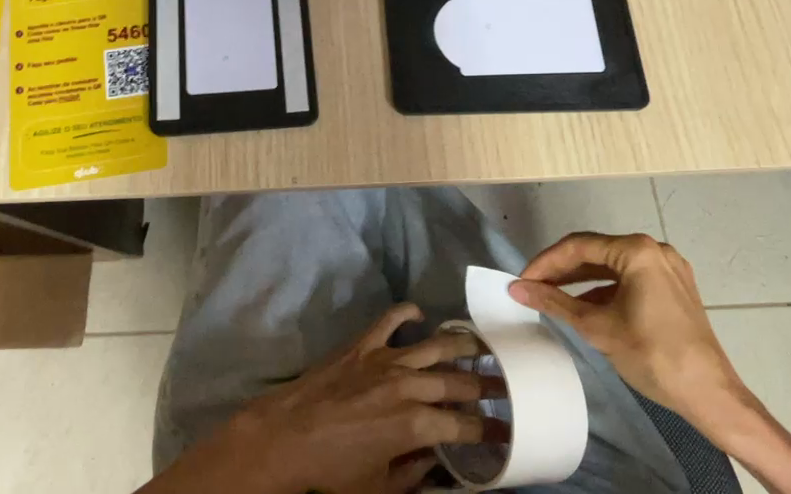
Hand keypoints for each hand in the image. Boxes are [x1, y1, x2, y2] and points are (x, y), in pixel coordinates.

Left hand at [143, 303, 497, 493]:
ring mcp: (384, 359)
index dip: (488, 429)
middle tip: (503, 387)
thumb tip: (438, 458)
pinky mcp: (362, 344)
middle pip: (457, 381)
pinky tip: (420, 315)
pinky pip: (390, 320)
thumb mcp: (380, 487)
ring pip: (434, 346)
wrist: (285, 436)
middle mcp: (407, 387)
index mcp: (415, 426)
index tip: (505, 429)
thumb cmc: (332, 471)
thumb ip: (416, 472)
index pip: (464, 426)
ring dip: (460, 345)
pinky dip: (407, 313)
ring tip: (480, 346)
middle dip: (484, 385)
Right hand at [507, 233, 749, 433]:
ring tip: (552, 297)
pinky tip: (585, 308)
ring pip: (612, 266)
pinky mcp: (674, 288)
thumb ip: (554, 302)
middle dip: (562, 270)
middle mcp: (655, 250)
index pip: (578, 246)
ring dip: (581, 281)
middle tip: (533, 287)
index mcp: (637, 251)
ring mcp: (668, 269)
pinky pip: (629, 279)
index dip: (545, 262)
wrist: (711, 396)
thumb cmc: (653, 355)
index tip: (521, 280)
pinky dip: (605, 290)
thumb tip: (516, 288)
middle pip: (596, 252)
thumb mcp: (597, 328)